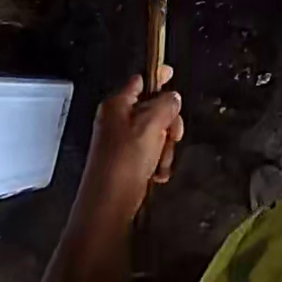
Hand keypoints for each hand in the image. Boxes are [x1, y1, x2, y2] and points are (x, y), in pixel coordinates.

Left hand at [80, 66, 183, 220]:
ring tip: (161, 162)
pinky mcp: (128, 160)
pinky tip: (158, 172)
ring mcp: (123, 140)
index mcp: (118, 105)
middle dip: (169, 122)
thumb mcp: (150, 125)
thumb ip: (166, 104)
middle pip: (155, 107)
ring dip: (166, 145)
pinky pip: (152, 150)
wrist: (108, 207)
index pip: (141, 80)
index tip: (173, 75)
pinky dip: (159, 159)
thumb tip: (173, 97)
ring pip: (158, 130)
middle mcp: (118, 119)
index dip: (159, 76)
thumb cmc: (126, 160)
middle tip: (173, 136)